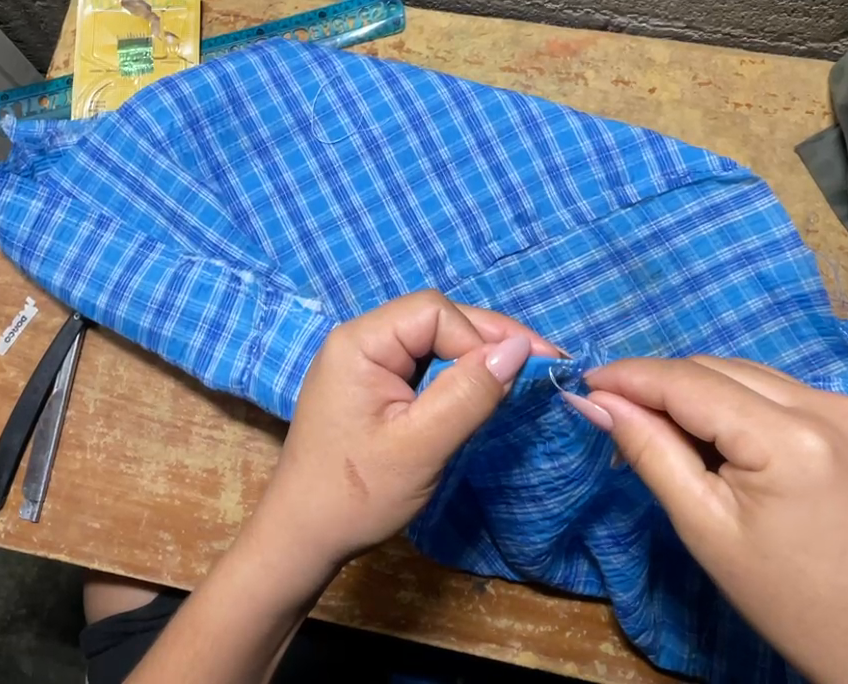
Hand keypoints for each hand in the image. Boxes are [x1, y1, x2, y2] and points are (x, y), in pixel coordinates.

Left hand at [247, 291, 558, 583]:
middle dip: (488, 338)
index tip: (515, 377)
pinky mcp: (371, 384)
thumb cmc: (357, 494)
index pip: (433, 311)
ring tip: (521, 374)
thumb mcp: (421, 446)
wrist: (302, 535)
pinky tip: (482, 387)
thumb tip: (519, 348)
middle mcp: (359, 339)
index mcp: (360, 342)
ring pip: (432, 339)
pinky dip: (455, 372)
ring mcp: (363, 361)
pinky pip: (420, 362)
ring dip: (475, 354)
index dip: (478, 337)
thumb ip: (469, 393)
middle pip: (434, 318)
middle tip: (544, 364)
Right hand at [567, 357, 847, 683]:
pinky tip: (714, 437)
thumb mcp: (703, 527)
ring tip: (660, 432)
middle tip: (614, 417)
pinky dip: (733, 403)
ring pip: (744, 374)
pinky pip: (775, 391)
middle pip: (716, 369)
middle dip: (658, 386)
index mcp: (794, 438)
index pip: (688, 382)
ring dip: (694, 392)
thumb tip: (594, 399)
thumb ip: (647, 449)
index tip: (583, 384)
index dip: (629, 376)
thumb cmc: (790, 603)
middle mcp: (831, 406)